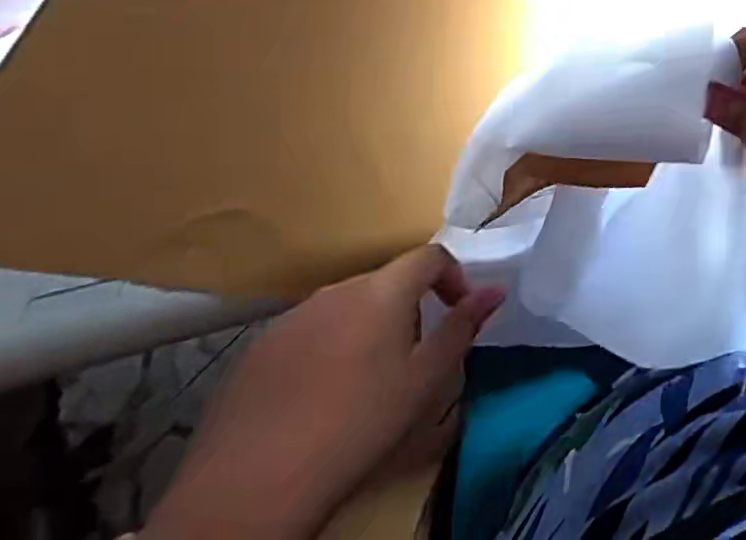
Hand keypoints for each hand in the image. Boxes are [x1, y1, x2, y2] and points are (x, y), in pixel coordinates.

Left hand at [144, 246, 504, 539]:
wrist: (249, 488)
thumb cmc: (359, 423)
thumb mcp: (426, 378)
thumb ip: (462, 326)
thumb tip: (496, 290)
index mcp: (382, 291)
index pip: (430, 256)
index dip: (453, 276)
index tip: (460, 311)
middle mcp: (335, 291)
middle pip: (387, 281)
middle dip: (411, 306)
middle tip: (417, 354)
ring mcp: (288, 320)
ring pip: (345, 307)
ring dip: (368, 327)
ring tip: (369, 377)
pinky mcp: (253, 353)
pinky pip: (307, 333)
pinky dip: (327, 348)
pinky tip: (321, 396)